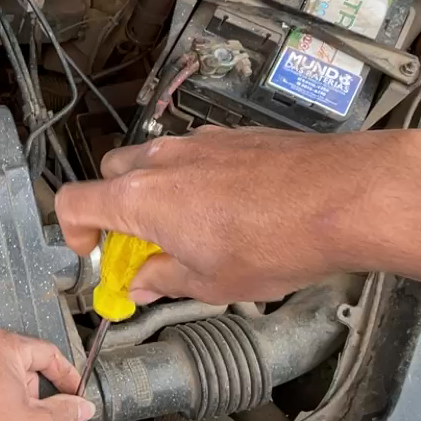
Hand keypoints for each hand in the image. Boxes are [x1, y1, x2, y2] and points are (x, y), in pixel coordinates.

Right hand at [54, 126, 420, 303]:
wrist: (348, 195)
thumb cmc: (280, 239)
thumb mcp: (210, 283)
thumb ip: (161, 280)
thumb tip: (141, 283)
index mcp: (140, 199)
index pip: (73, 203)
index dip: (73, 231)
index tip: (93, 252)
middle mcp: (159, 161)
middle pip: (108, 176)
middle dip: (113, 210)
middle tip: (140, 245)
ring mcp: (195, 143)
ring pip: (150, 163)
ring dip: (154, 195)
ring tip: (191, 230)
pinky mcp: (229, 136)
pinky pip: (191, 156)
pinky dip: (192, 180)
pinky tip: (228, 210)